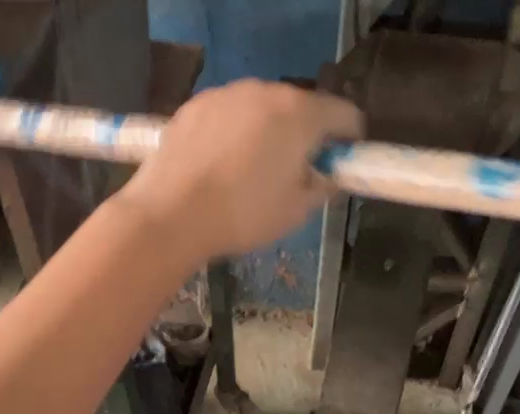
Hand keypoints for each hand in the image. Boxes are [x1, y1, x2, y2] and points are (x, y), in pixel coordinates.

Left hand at [116, 80, 363, 260]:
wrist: (170, 215)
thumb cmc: (242, 216)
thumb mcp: (295, 211)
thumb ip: (322, 188)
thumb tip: (329, 177)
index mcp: (301, 114)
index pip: (345, 115)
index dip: (349, 140)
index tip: (342, 163)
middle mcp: (267, 91)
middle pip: (300, 107)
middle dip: (304, 135)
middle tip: (293, 174)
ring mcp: (227, 94)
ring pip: (261, 109)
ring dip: (266, 132)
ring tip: (250, 173)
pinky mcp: (195, 105)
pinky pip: (227, 116)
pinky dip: (232, 134)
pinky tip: (219, 167)